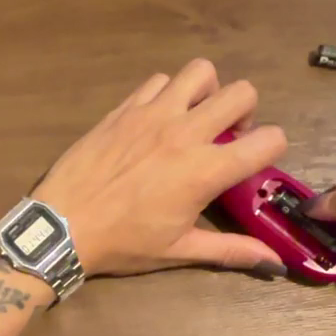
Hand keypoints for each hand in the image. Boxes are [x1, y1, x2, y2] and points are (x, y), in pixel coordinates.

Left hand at [31, 59, 286, 277]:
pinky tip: (157, 120)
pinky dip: (167, 94)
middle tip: (226, 137)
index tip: (253, 164)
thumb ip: (231, 250)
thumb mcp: (178, 251)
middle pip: (242, 91)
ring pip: (200, 72)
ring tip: (194, 119)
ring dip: (207, 91)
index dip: (271, 150)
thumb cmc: (121, 244)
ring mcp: (152, 114)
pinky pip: (158, 81)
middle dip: (245, 112)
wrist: (62, 227)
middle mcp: (185, 132)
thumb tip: (274, 263)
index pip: (269, 140)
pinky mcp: (124, 108)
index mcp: (204, 171)